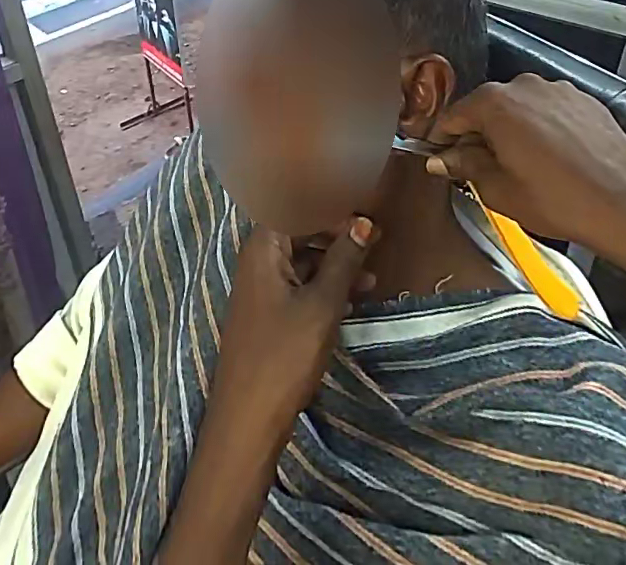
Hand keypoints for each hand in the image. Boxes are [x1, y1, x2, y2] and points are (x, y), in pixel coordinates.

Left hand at [209, 218, 378, 433]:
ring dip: (334, 266)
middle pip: (299, 233)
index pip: (297, 209)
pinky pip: (298, 285)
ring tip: (372, 279)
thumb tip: (364, 222)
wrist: (248, 416)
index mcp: (263, 247)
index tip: (366, 218)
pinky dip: (323, 287)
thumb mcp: (323, 304)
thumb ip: (343, 260)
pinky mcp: (267, 311)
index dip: (331, 211)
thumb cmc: (285, 352)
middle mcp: (257, 259)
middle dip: (336, 238)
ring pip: (301, 261)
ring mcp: (260, 286)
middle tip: (376, 243)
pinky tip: (351, 300)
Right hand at [424, 75, 625, 265]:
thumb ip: (463, 166)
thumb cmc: (561, 201)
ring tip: (520, 166)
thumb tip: (444, 158)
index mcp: (494, 103)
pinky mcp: (585, 102)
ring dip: (511, 131)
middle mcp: (524, 87)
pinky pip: (548, 111)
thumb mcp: (497, 189)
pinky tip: (549, 160)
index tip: (440, 156)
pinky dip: (541, 130)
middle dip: (478, 135)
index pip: (452, 116)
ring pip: (518, 109)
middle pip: (485, 108)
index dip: (442, 139)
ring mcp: (558, 91)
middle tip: (479, 168)